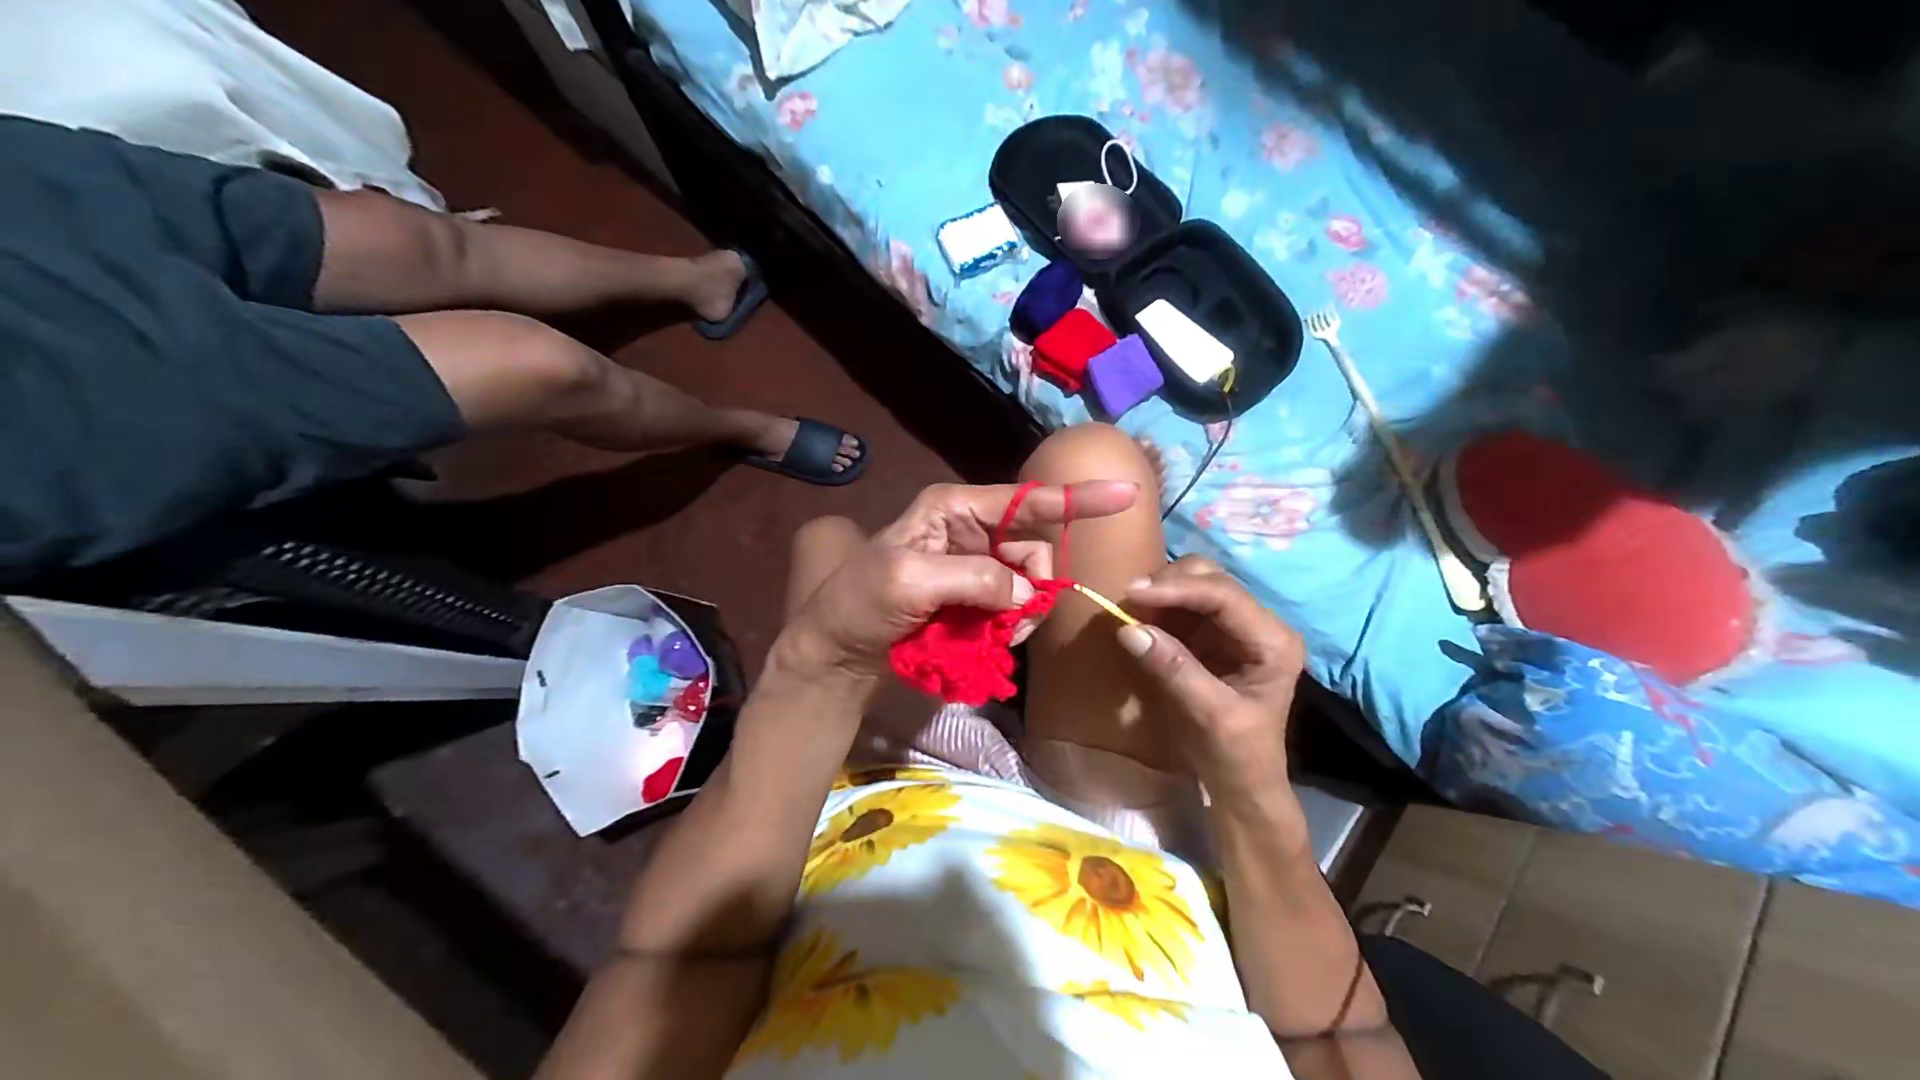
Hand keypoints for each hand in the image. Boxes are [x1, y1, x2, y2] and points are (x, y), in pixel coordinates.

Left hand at [775, 480, 1138, 690]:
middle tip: (1012, 620)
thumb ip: (974, 577)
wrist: (837, 652)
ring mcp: (974, 564)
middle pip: (1034, 546)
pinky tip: (991, 638)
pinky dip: (1012, 624)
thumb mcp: (910, 580)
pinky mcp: (974, 596)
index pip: (1025, 500)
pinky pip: (1015, 605)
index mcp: (953, 509)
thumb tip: (1026, 590)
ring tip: (993, 635)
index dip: (1075, 499)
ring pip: (1029, 580)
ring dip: (1022, 610)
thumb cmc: (860, 603)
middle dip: (1034, 581)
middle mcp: (970, 529)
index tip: (1125, 493)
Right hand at [1114, 556, 1305, 808]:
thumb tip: (1128, 629)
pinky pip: (1179, 604)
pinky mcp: (1209, 635)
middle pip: (1210, 577)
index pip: (1223, 595)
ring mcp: (1233, 627)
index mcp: (1273, 641)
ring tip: (1130, 608)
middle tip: (1128, 601)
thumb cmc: (1236, 755)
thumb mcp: (1209, 715)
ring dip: (1160, 591)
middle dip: (1168, 583)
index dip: (1177, 588)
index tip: (1132, 593)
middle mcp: (1258, 624)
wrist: (1241, 784)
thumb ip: (1173, 669)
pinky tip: (1138, 616)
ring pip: (1193, 583)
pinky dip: (1157, 605)